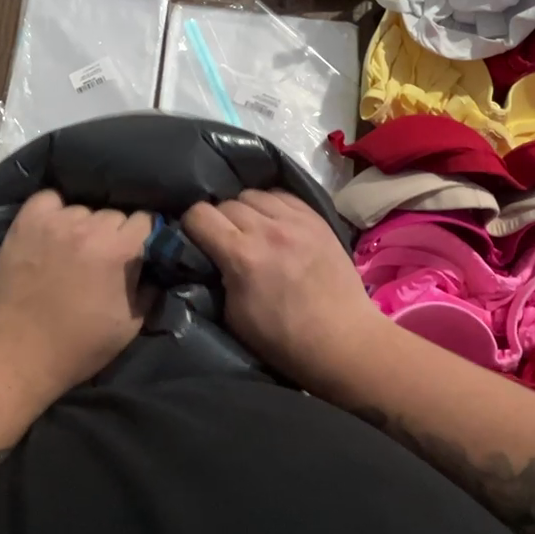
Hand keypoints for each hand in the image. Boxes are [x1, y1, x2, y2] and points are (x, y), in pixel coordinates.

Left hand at [0, 191, 152, 403]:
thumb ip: (149, 288)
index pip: (146, 219)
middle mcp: (90, 227)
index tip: (136, 253)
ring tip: (73, 249)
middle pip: (115, 214)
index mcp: (120, 250)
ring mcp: (55, 221)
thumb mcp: (130, 326)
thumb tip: (157, 266)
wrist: (16, 354)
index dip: (143, 237)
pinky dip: (53, 211)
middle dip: (114, 234)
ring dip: (83, 226)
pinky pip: (49, 199)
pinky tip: (51, 231)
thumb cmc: (77, 347)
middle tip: (103, 258)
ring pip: (83, 209)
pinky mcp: (26, 221)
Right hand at [181, 189, 386, 390]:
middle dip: (219, 220)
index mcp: (242, 255)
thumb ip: (218, 276)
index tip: (196, 240)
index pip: (199, 214)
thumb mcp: (233, 316)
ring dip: (246, 210)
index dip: (191, 226)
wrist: (343, 340)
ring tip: (251, 230)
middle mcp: (268, 229)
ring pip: (253, 193)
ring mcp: (296, 220)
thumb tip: (210, 257)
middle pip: (226, 202)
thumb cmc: (284, 340)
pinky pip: (282, 194)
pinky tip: (274, 223)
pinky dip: (271, 205)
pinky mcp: (316, 218)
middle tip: (225, 241)